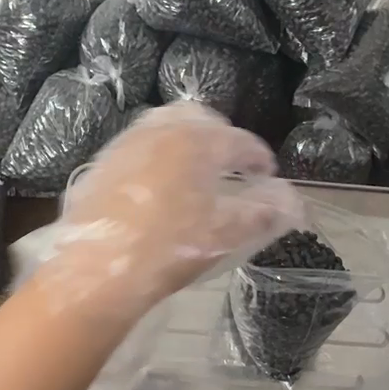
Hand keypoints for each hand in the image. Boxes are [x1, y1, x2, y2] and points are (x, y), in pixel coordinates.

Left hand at [37, 102, 302, 321]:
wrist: (97, 271)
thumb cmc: (170, 249)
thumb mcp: (224, 235)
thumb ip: (262, 214)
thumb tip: (291, 203)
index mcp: (197, 142)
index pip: (240, 142)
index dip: (259, 158)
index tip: (267, 175)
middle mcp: (160, 132)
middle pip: (198, 119)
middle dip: (220, 137)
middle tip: (231, 165)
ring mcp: (125, 144)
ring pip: (163, 128)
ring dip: (185, 143)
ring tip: (194, 172)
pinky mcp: (100, 165)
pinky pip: (136, 148)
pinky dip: (155, 157)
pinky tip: (157, 187)